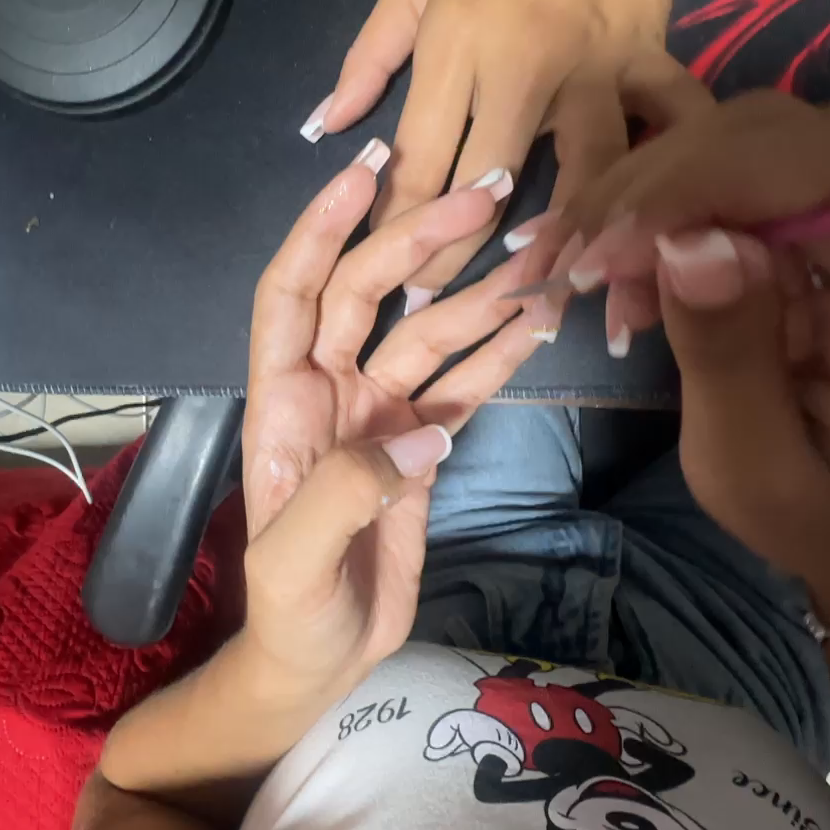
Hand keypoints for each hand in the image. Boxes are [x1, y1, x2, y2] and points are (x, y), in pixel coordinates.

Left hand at [241, 139, 548, 695]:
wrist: (323, 656)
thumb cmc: (292, 612)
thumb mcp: (297, 563)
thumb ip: (347, 492)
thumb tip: (424, 433)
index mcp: (284, 404)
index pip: (291, 293)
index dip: (321, 230)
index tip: (368, 172)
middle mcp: (331, 391)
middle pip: (370, 294)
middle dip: (421, 242)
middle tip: (490, 196)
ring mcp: (380, 413)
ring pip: (430, 334)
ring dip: (480, 296)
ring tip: (545, 256)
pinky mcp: (421, 444)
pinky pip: (463, 385)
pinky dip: (499, 353)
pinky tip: (540, 320)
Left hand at [306, 0, 710, 309]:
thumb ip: (369, 54)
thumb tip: (329, 126)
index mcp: (458, 39)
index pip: (419, 154)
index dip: (397, 221)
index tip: (384, 271)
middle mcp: (526, 64)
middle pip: (487, 183)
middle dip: (457, 254)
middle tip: (434, 307)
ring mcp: (596, 68)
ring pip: (582, 173)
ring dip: (559, 242)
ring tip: (533, 298)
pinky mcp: (651, 64)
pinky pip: (666, 130)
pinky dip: (662, 182)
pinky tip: (648, 240)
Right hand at [557, 94, 829, 587]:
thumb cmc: (806, 509)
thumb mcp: (752, 464)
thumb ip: (728, 355)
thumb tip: (688, 240)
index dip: (711, 182)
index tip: (606, 245)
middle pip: (789, 135)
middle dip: (666, 183)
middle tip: (577, 259)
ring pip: (754, 141)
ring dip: (653, 194)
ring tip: (592, 272)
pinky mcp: (827, 222)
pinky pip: (738, 175)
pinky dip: (664, 208)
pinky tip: (624, 268)